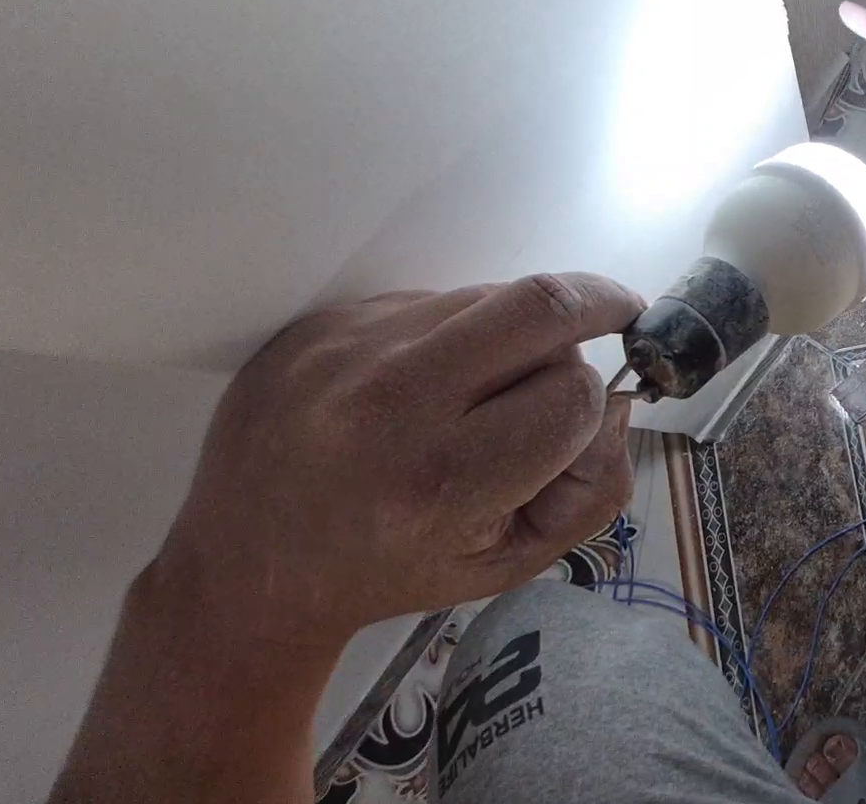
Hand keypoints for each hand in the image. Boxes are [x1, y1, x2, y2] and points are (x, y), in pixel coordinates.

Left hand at [153, 273, 643, 647]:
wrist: (245, 568)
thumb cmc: (398, 570)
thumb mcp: (518, 560)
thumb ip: (597, 488)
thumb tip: (615, 402)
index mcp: (436, 483)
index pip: (573, 397)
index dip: (593, 410)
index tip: (576, 428)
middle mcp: (384, 405)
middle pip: (543, 305)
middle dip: (601, 305)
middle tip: (620, 317)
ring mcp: (345, 350)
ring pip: (495, 295)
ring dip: (528, 326)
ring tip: (502, 374)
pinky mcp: (321, 323)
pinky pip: (438, 298)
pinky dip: (467, 328)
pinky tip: (439, 375)